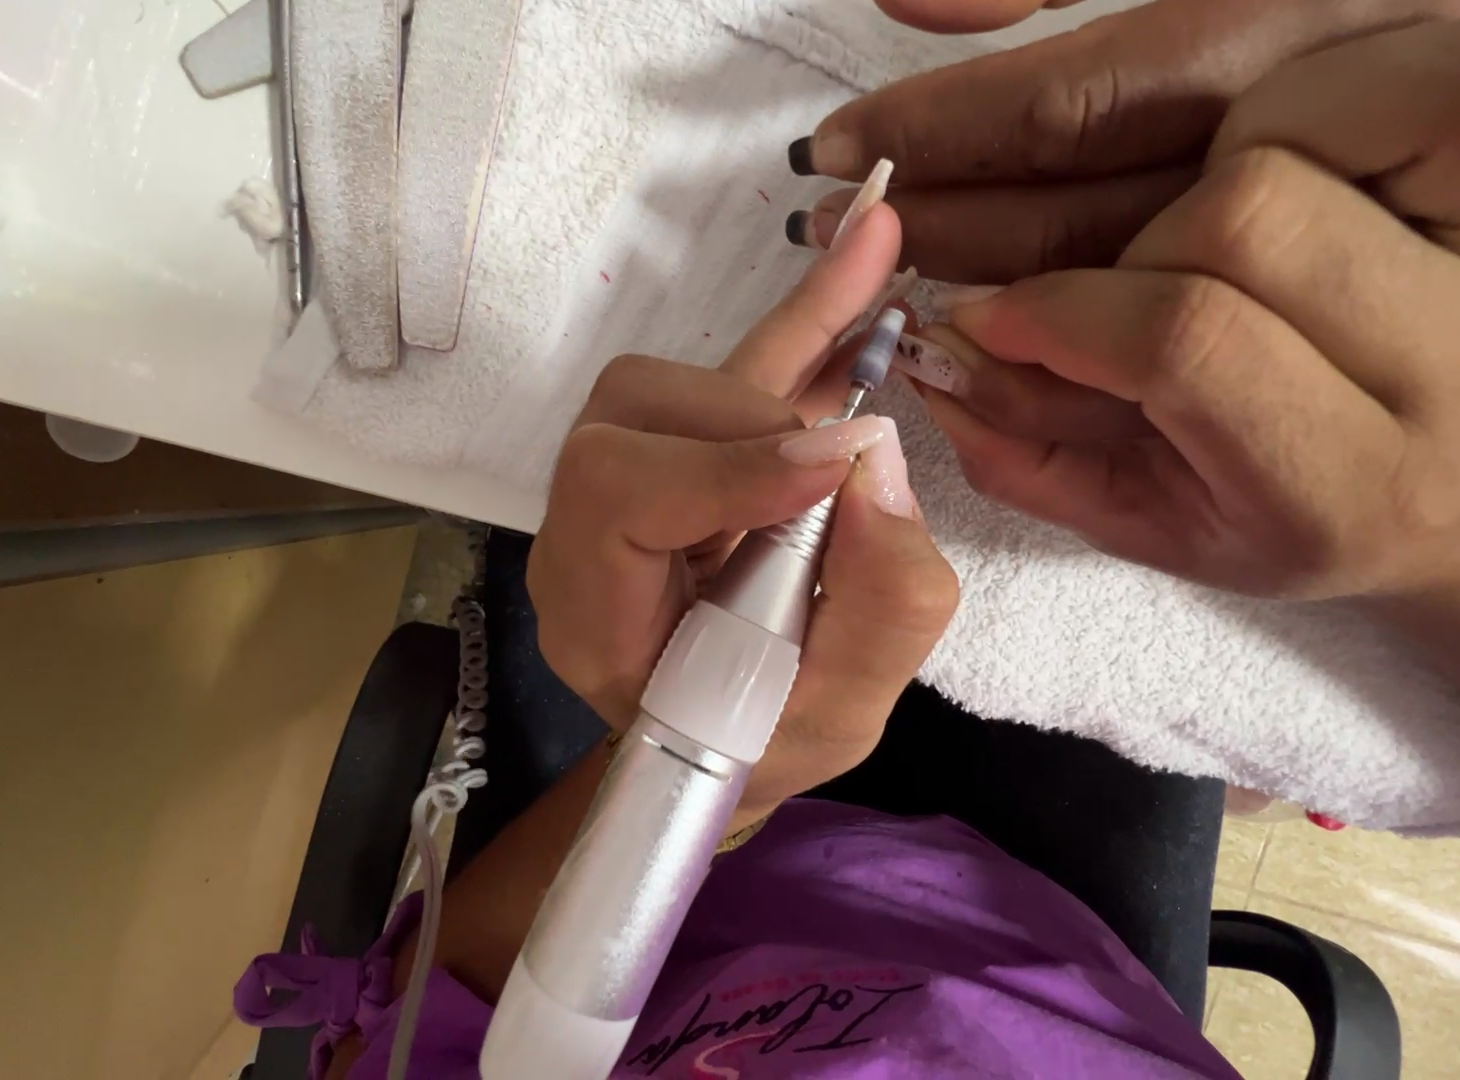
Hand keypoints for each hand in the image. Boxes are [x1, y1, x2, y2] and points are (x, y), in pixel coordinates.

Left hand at [529, 201, 958, 820]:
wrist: (724, 735)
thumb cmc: (766, 742)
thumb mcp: (841, 714)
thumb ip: (877, 610)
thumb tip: (875, 458)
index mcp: (594, 617)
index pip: (614, 494)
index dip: (725, 466)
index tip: (834, 468)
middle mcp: (581, 536)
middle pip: (629, 414)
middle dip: (753, 424)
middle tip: (839, 469)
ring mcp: (621, 486)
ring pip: (670, 382)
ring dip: (778, 373)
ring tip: (864, 366)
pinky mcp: (673, 452)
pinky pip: (724, 373)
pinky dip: (801, 319)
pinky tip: (869, 246)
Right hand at [918, 0, 1459, 598]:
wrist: (1435, 492)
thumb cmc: (1253, 512)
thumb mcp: (1120, 514)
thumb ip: (1015, 448)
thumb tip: (930, 349)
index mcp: (1344, 488)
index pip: (1188, 344)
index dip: (1060, 313)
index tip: (978, 320)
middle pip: (1244, 218)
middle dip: (1121, 247)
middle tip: (1083, 290)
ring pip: (1320, 130)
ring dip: (1209, 168)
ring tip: (1182, 233)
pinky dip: (1339, 95)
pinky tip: (1287, 157)